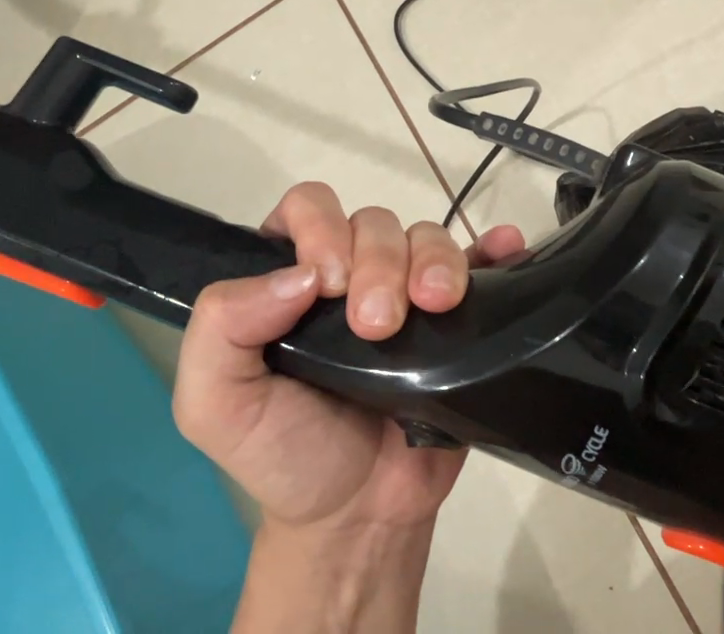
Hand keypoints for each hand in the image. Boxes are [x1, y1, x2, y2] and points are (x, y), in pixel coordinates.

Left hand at [171, 182, 523, 631]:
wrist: (362, 512)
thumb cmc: (285, 454)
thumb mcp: (216, 403)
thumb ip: (222, 328)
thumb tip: (298, 274)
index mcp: (292, 279)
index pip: (308, 210)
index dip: (321, 229)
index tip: (328, 285)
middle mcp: (352, 273)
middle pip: (374, 221)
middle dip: (379, 262)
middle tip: (378, 327)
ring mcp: (410, 291)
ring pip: (428, 236)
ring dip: (436, 259)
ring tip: (438, 305)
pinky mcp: (461, 315)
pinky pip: (485, 264)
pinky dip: (496, 250)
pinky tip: (506, 249)